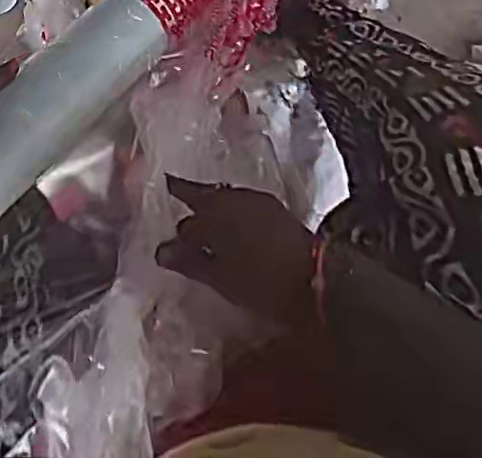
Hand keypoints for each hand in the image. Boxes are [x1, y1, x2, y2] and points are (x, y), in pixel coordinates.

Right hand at [156, 175, 319, 329]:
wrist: (321, 278)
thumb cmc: (265, 283)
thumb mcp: (223, 279)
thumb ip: (190, 262)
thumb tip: (160, 251)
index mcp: (211, 214)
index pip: (185, 223)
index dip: (177, 236)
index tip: (170, 242)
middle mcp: (228, 198)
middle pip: (199, 197)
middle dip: (189, 206)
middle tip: (180, 219)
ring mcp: (251, 198)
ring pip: (220, 197)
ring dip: (211, 207)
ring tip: (207, 224)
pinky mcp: (270, 205)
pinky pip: (239, 201)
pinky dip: (230, 211)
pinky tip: (233, 227)